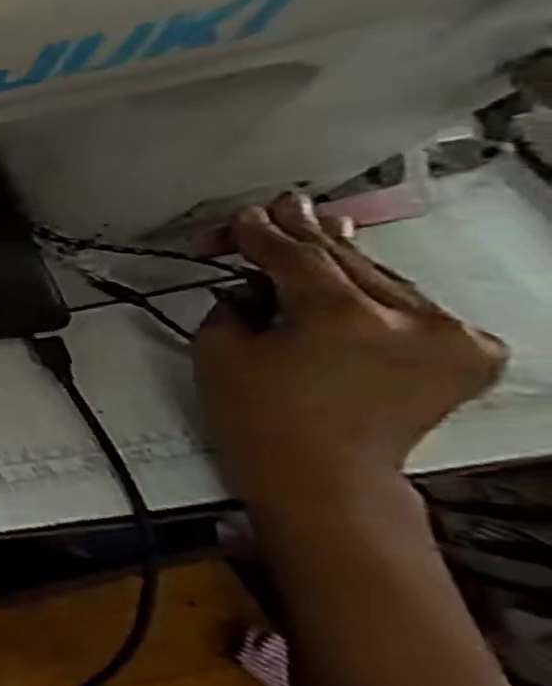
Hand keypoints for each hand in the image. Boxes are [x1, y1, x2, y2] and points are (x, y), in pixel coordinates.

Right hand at [194, 194, 507, 503]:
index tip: (245, 219)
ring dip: (344, 262)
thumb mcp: (218, 356)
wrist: (322, 477)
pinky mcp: (468, 353)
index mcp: (342, 318)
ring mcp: (450, 336)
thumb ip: (231, 306)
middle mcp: (411, 319)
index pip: (296, 258)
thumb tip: (252, 285)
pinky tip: (361, 274)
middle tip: (283, 207)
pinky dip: (382, 293)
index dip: (262, 235)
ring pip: (384, 280)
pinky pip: (414, 307)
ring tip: (321, 228)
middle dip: (305, 236)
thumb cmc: (259, 422)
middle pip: (347, 262)